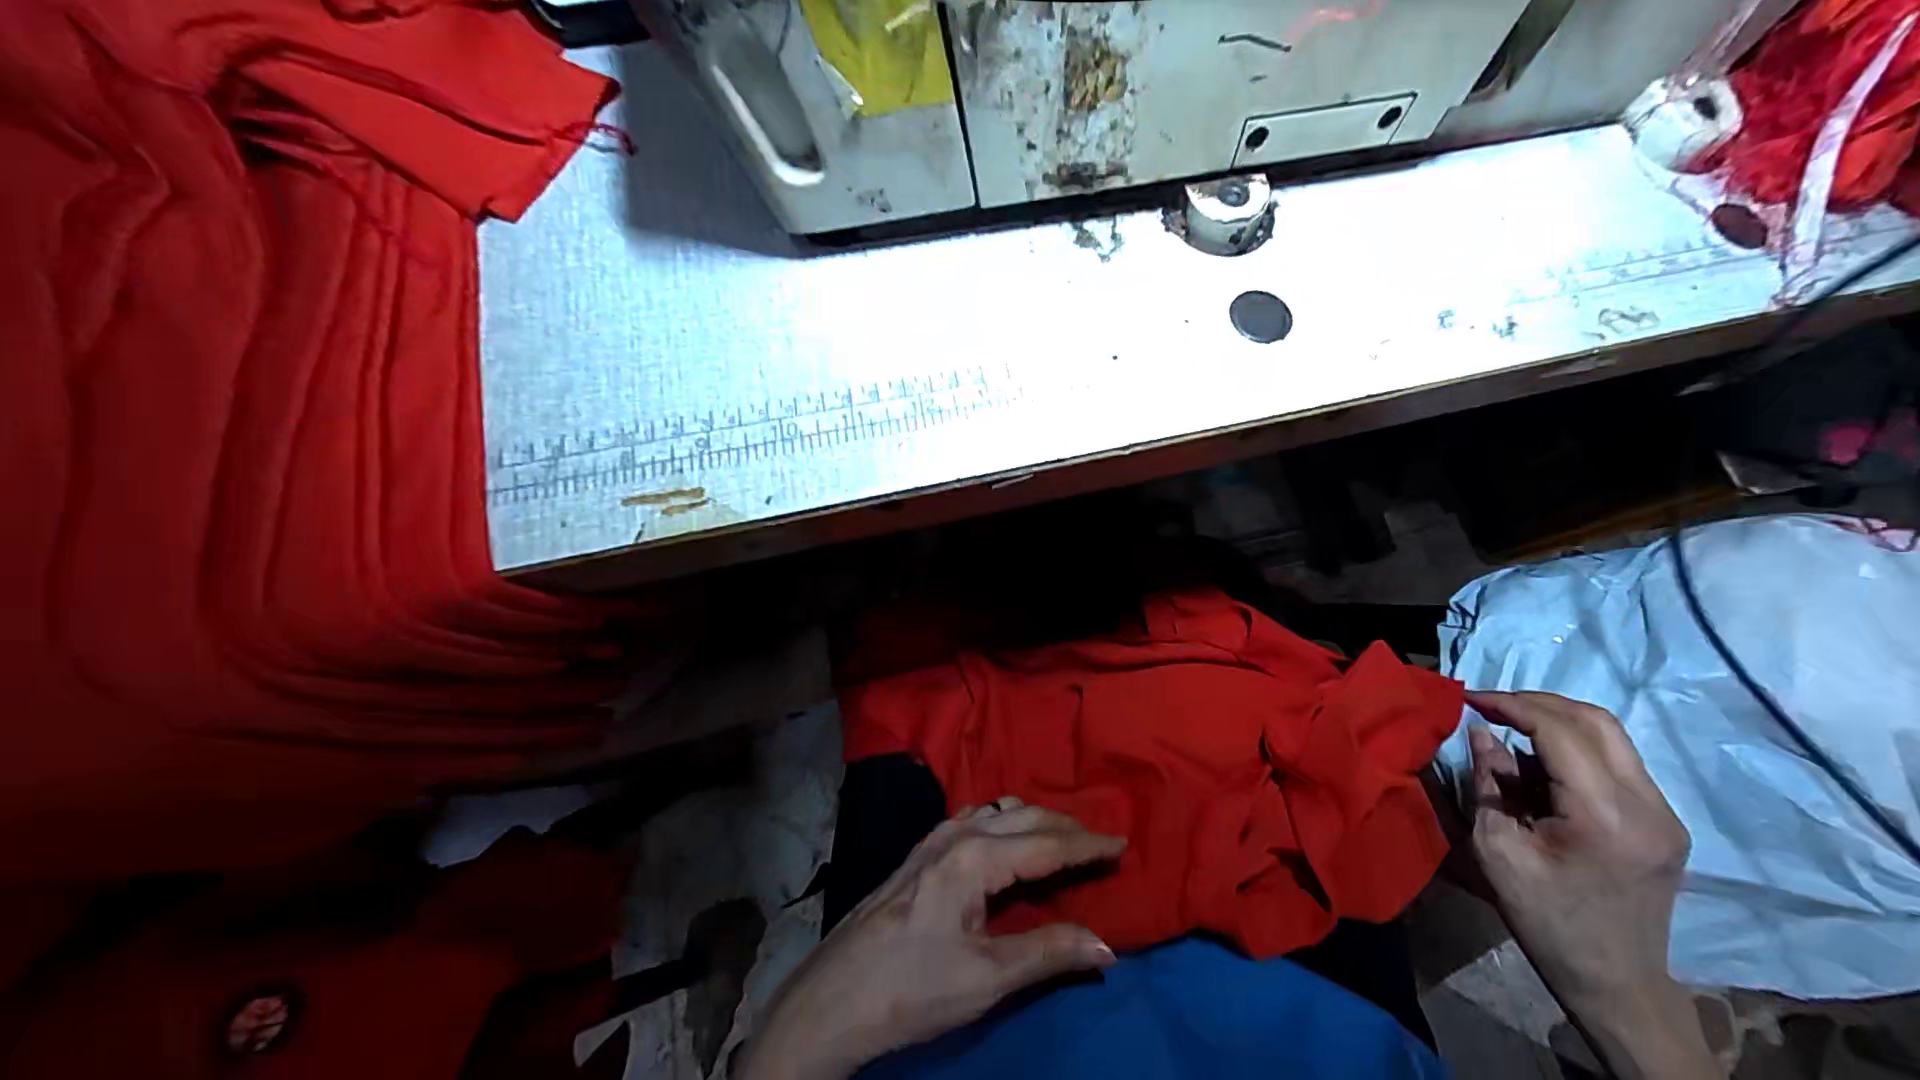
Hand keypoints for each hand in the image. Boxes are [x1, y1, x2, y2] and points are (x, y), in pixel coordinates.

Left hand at [739, 799, 1124, 1079]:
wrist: (833, 998)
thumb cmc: (913, 988)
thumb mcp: (987, 978)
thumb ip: (1049, 953)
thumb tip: (1107, 945)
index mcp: (974, 858)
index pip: (1044, 843)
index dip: (1086, 844)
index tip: (1122, 841)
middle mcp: (954, 836)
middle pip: (1022, 817)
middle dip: (1064, 827)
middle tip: (1099, 842)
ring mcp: (931, 841)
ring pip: (994, 812)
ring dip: (1032, 820)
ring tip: (1060, 838)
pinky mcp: (917, 854)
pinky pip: (971, 819)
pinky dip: (1002, 821)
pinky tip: (1003, 838)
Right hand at [1467, 691, 1715, 1078]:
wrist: (1614, 979)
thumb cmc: (1544, 917)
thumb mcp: (1496, 848)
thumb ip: (1488, 782)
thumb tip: (1482, 734)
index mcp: (1605, 815)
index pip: (1559, 730)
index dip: (1511, 704)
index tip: (1469, 699)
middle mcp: (1648, 806)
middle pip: (1596, 720)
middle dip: (1536, 701)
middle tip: (1489, 704)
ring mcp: (1665, 813)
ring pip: (1611, 735)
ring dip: (1556, 719)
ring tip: (1509, 724)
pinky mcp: (1664, 821)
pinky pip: (1617, 760)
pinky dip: (1573, 744)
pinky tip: (1539, 759)